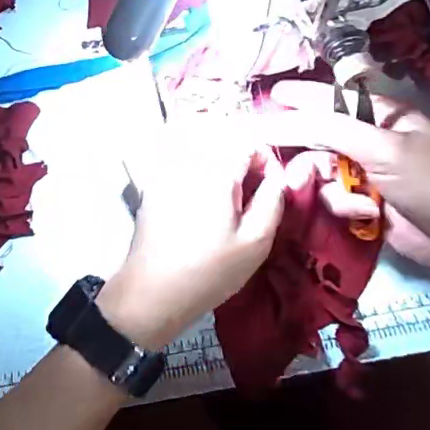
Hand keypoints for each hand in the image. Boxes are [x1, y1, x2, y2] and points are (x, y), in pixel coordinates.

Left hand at [96, 119, 286, 348]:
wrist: (151, 293)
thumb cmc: (208, 272)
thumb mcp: (256, 241)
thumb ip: (274, 199)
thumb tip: (278, 176)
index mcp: (216, 170)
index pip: (250, 140)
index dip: (267, 161)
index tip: (270, 190)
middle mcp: (188, 160)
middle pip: (225, 136)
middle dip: (243, 159)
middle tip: (250, 194)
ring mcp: (165, 170)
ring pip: (202, 144)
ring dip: (222, 161)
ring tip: (227, 198)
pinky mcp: (153, 184)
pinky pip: (181, 160)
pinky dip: (198, 169)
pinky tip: (202, 203)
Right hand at [260, 81, 429, 304]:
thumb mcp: (383, 148)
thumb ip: (330, 129)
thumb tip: (284, 115)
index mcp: (385, 116)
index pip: (335, 99)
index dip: (304, 96)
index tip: (273, 94)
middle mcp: (374, 141)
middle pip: (323, 137)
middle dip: (308, 150)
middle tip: (285, 160)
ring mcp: (370, 175)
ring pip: (324, 171)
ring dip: (331, 185)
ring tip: (349, 197)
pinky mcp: (367, 207)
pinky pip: (336, 199)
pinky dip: (346, 207)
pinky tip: (366, 215)